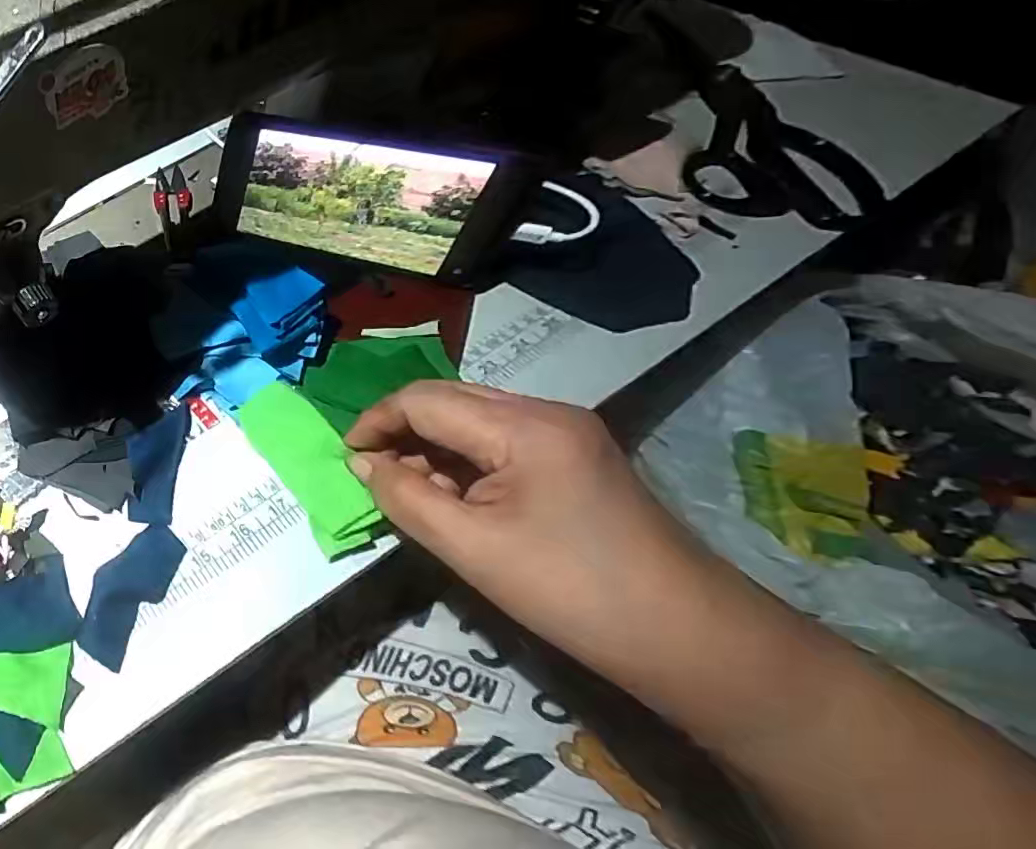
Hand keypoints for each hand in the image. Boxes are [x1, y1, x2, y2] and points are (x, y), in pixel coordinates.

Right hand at [345, 380, 720, 648]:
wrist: (689, 636)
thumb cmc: (572, 593)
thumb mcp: (472, 549)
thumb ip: (407, 498)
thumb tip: (362, 463)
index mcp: (522, 425)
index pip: (425, 399)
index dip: (377, 421)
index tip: (347, 456)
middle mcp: (545, 410)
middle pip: (450, 398)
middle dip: (403, 429)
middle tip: (375, 472)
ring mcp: (566, 429)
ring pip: (475, 416)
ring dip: (434, 443)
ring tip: (414, 489)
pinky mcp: (577, 452)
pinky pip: (502, 437)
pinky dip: (467, 457)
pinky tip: (458, 493)